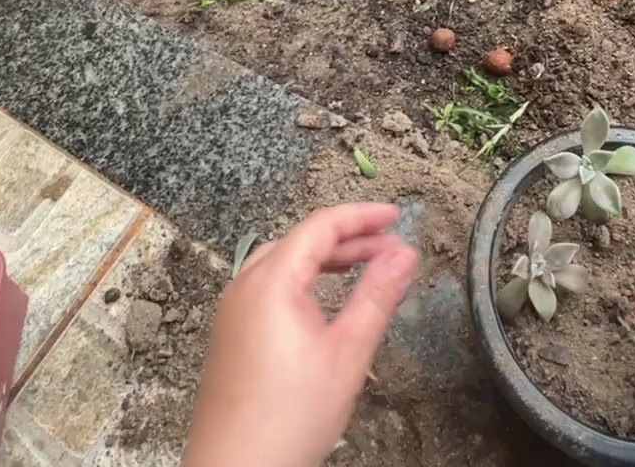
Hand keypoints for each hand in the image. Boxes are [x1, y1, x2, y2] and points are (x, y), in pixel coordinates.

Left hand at [183, 203, 418, 466]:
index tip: (396, 216)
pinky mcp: (230, 331)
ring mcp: (233, 308)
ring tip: (364, 264)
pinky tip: (324, 296)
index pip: (321, 226)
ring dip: (326, 257)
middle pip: (302, 240)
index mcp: (271, 280)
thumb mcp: (347, 354)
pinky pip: (269, 284)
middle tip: (390, 245)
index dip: (362, 216)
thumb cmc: (290, 418)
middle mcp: (246, 284)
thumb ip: (377, 295)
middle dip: (349, 238)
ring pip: (284, 261)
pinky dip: (303, 278)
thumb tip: (404, 253)